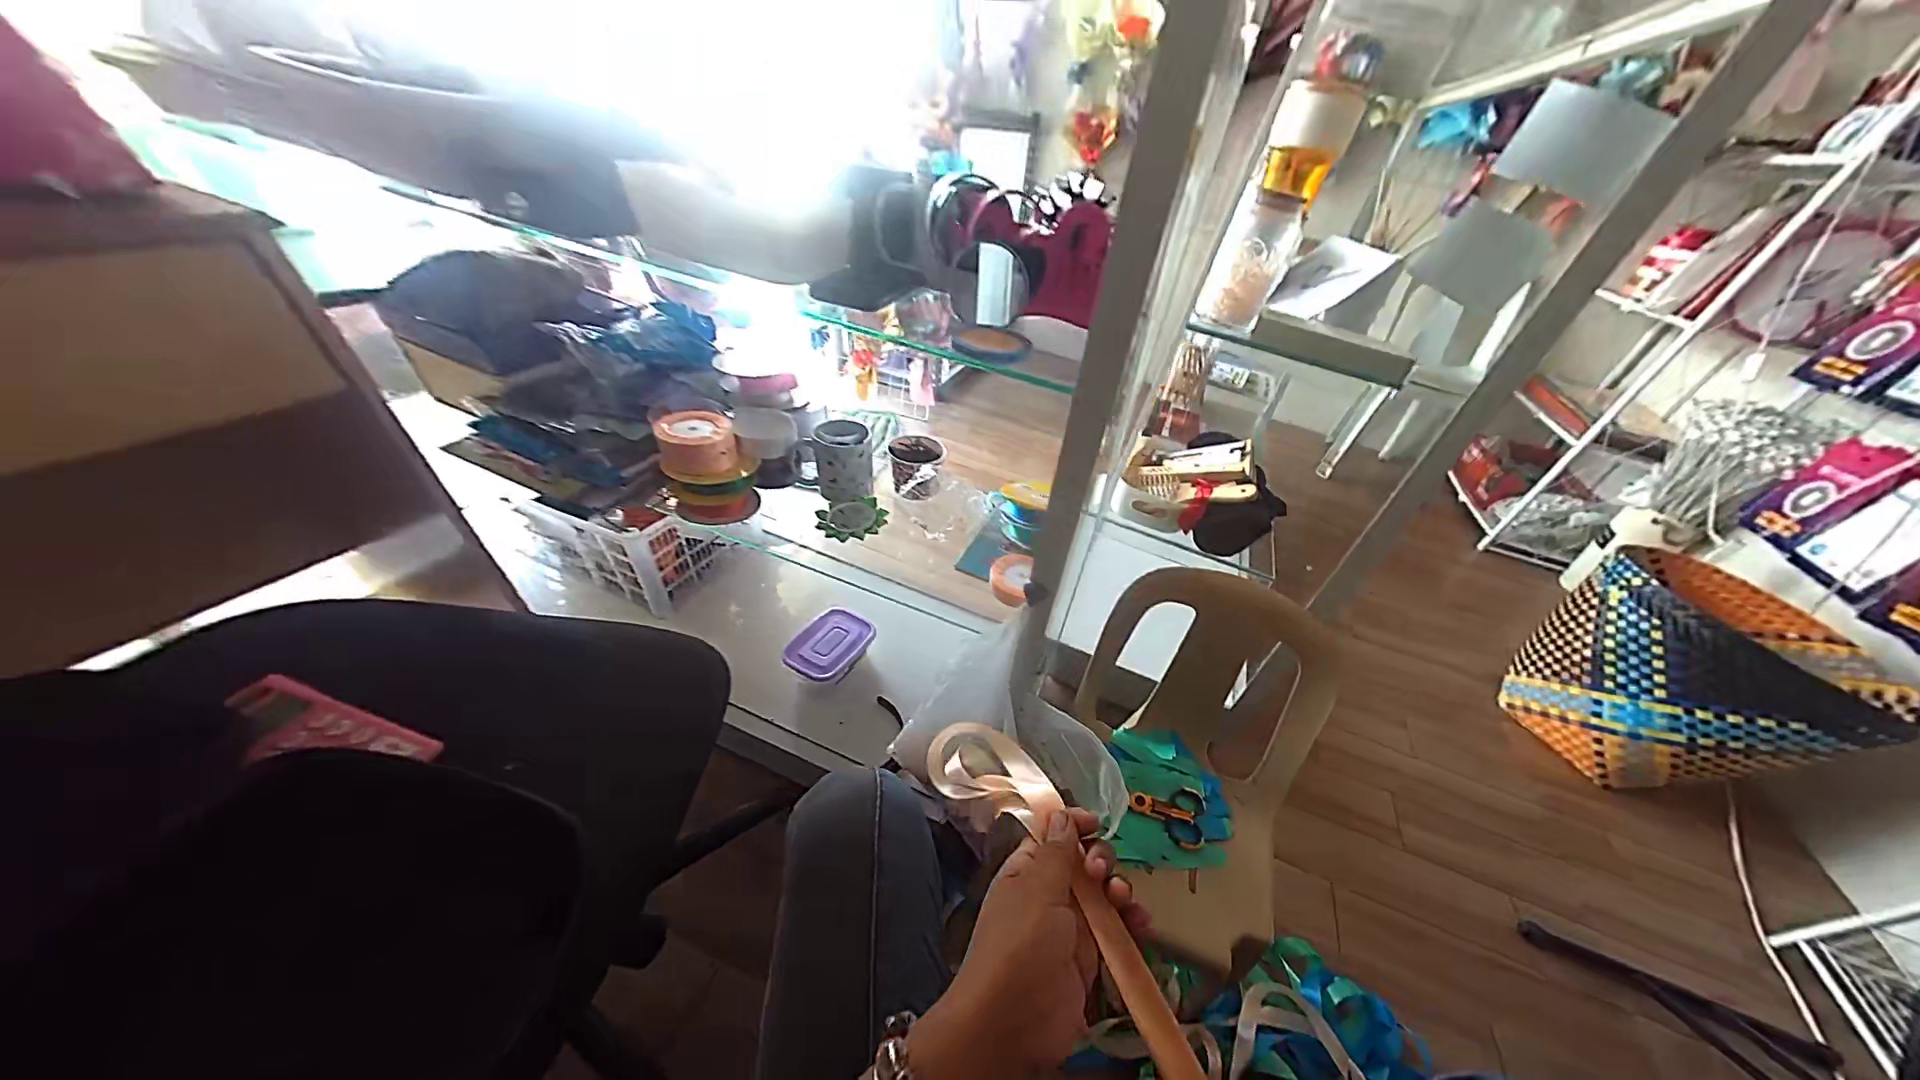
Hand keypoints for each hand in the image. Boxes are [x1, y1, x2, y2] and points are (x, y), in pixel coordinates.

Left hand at [907, 807, 1150, 1079]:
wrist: (1015, 1024)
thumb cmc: (1019, 946)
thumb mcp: (1036, 890)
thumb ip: (1056, 854)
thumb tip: (1061, 815)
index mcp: (1027, 871)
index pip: (1053, 836)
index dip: (1073, 825)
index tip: (1094, 823)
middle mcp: (1049, 894)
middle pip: (1084, 863)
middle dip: (1100, 860)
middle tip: (1100, 873)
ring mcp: (1071, 926)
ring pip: (1105, 896)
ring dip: (1120, 891)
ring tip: (1123, 900)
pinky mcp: (1091, 958)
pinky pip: (1117, 932)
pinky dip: (1132, 925)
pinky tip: (1141, 925)